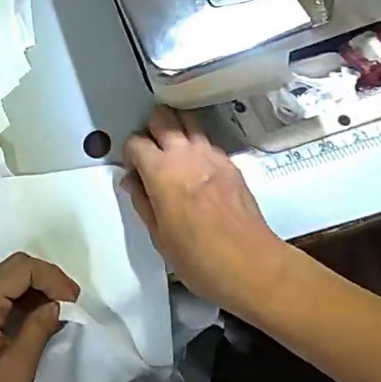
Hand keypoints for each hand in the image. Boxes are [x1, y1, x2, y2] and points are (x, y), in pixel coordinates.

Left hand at [0, 253, 79, 381]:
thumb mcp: (18, 370)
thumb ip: (39, 328)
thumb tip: (56, 304)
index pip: (19, 269)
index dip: (51, 277)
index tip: (75, 302)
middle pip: (11, 270)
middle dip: (44, 279)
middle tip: (71, 304)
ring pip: (6, 285)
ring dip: (35, 292)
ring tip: (61, 314)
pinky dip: (22, 306)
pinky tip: (41, 323)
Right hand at [123, 106, 295, 318]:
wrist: (251, 264)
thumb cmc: (198, 257)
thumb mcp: (159, 236)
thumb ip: (142, 201)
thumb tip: (132, 180)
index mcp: (161, 170)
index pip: (135, 142)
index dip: (130, 153)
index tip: (133, 169)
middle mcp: (185, 153)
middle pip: (162, 117)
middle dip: (151, 127)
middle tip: (151, 151)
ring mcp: (211, 154)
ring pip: (188, 121)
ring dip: (177, 130)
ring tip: (174, 152)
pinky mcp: (230, 162)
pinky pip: (207, 142)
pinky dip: (197, 146)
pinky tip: (198, 169)